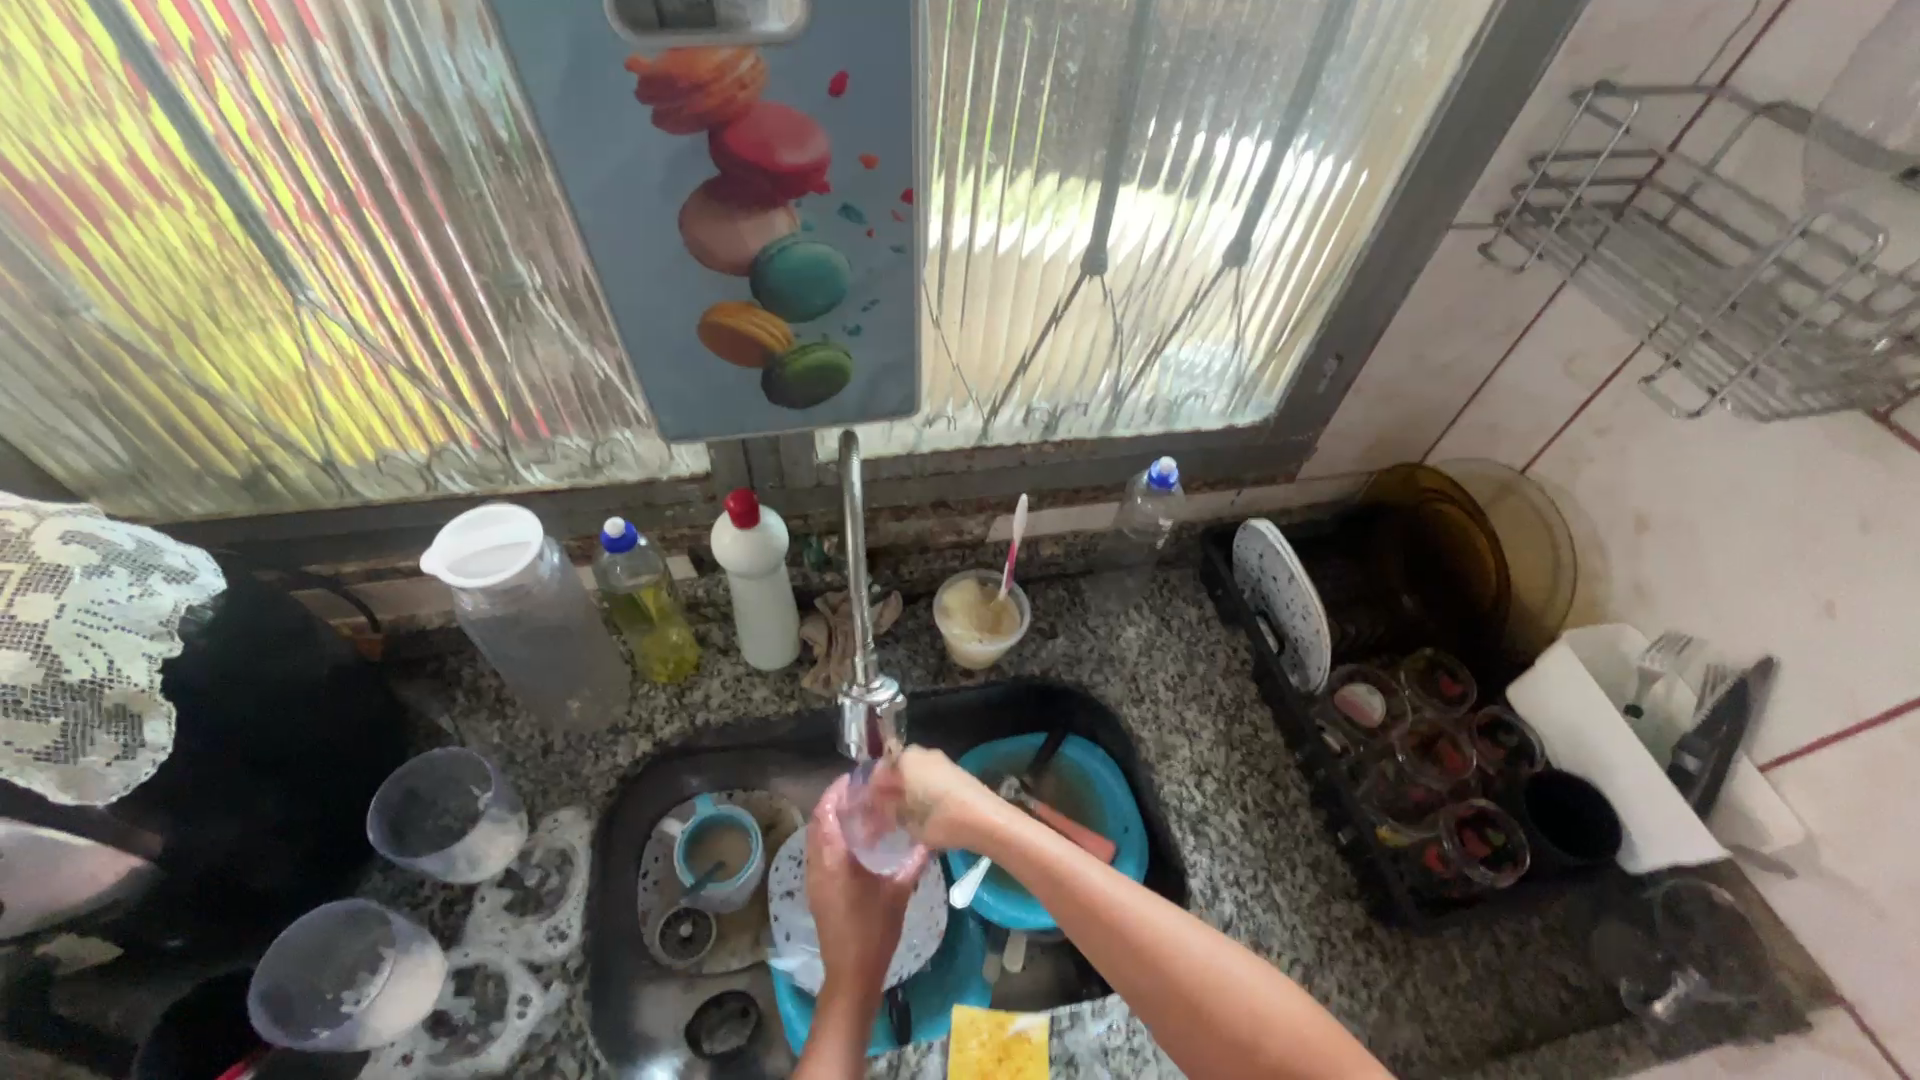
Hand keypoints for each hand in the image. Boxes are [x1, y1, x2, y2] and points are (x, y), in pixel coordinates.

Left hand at [806, 776, 926, 997]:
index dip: (835, 792)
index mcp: (833, 860)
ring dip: (831, 821)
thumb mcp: (898, 892)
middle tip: (860, 791)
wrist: (851, 973)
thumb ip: (913, 862)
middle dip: (834, 803)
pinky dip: (831, 839)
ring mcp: (813, 880)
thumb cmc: (875, 930)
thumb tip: (929, 839)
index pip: (825, 814)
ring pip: (815, 839)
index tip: (854, 778)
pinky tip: (855, 842)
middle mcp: (817, 865)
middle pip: (817, 822)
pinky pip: (818, 854)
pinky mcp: (816, 891)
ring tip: (859, 810)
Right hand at [869, 746, 1015, 851]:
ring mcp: (940, 760)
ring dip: (904, 791)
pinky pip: (928, 777)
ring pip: (913, 773)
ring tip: (901, 816)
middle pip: (896, 769)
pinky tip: (922, 812)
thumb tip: (879, 810)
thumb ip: (889, 812)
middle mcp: (921, 754)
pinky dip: (921, 791)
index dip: (871, 792)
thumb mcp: (908, 821)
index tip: (868, 811)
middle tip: (883, 814)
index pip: (878, 771)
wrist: (985, 819)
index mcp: (905, 760)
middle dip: (888, 791)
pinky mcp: (955, 771)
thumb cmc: (941, 820)